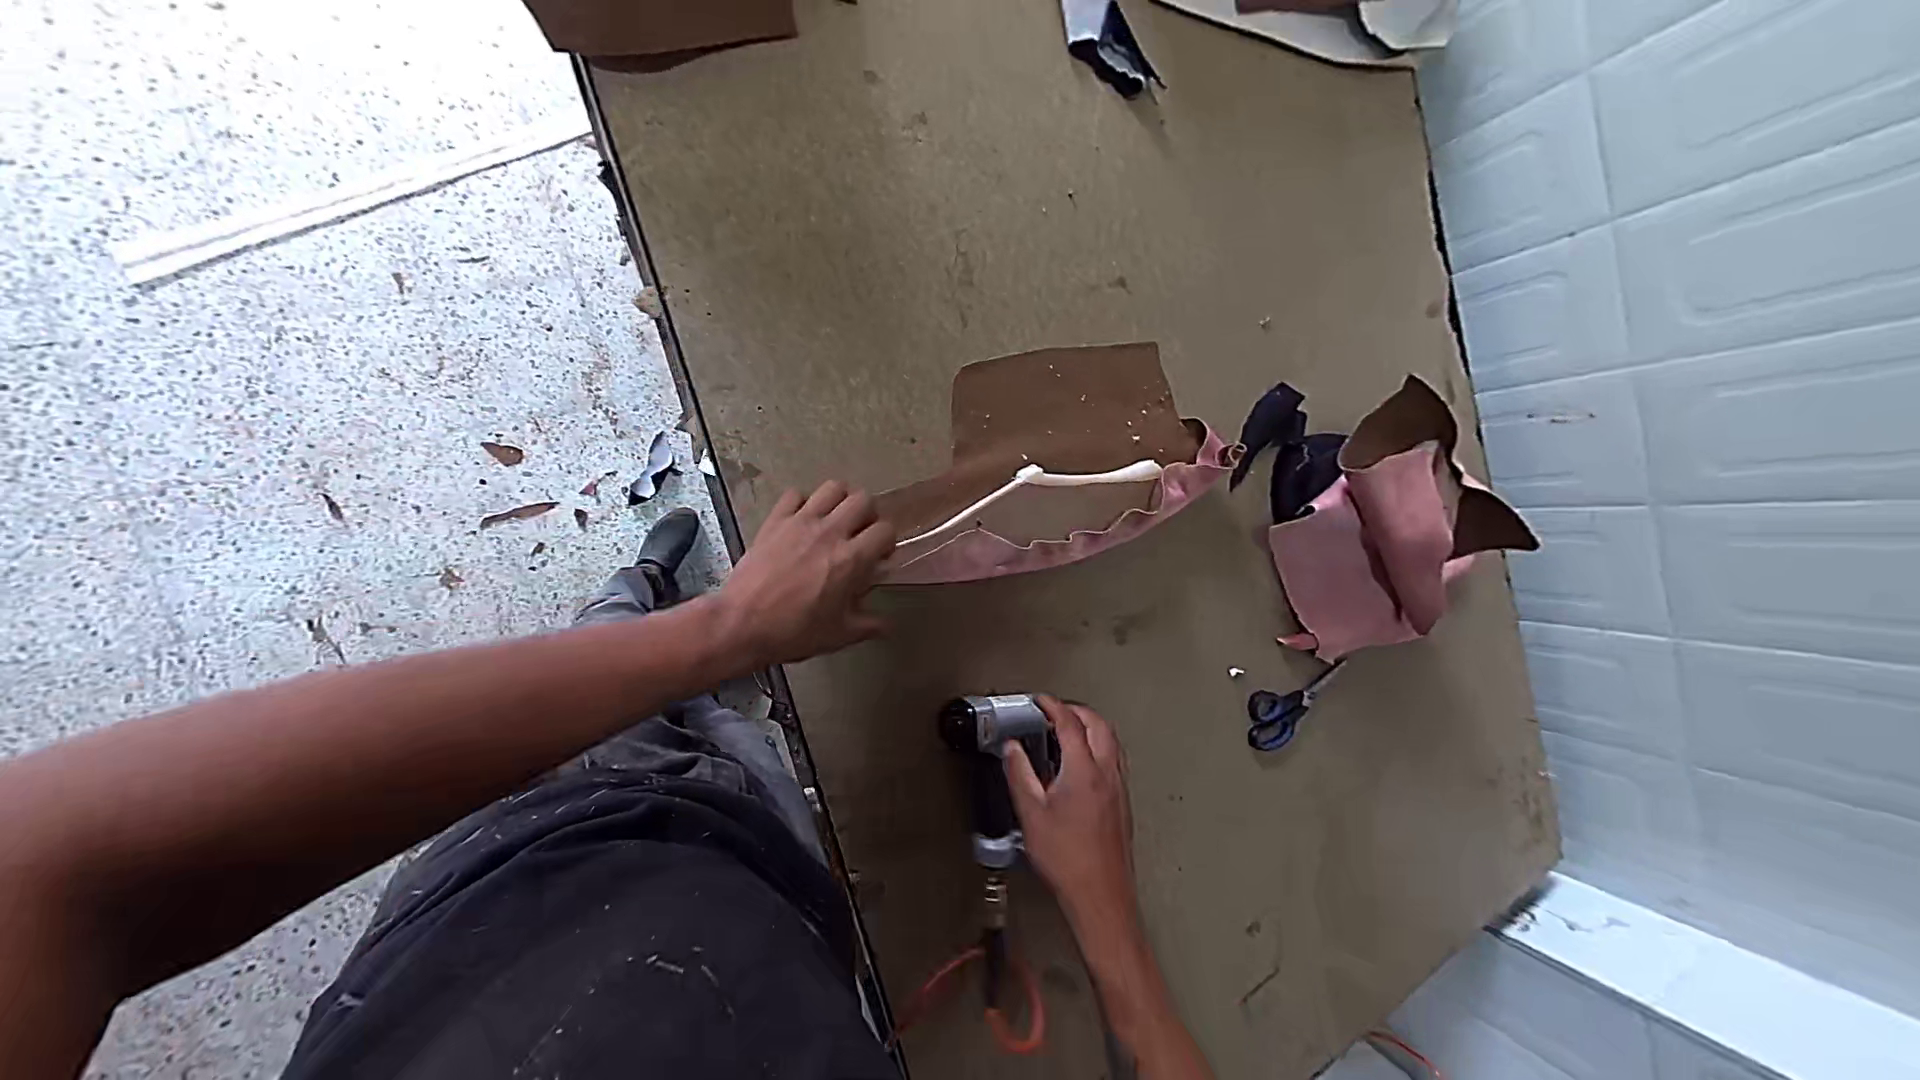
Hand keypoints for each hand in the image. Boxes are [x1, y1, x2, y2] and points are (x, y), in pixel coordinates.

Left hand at [713, 481, 895, 666]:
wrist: (742, 624)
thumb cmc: (794, 632)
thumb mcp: (839, 635)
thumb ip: (868, 625)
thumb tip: (886, 625)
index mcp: (852, 559)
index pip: (885, 530)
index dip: (887, 542)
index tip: (879, 556)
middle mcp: (831, 533)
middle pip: (864, 500)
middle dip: (868, 515)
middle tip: (860, 533)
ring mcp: (801, 522)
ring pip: (833, 488)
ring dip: (840, 501)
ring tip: (835, 520)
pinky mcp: (775, 521)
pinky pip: (795, 495)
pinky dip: (803, 502)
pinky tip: (802, 520)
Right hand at [1004, 696, 1138, 937]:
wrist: (1100, 896)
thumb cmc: (1068, 862)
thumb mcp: (1030, 813)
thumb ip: (1019, 774)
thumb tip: (1012, 750)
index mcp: (1084, 771)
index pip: (1070, 723)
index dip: (1053, 706)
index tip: (1041, 701)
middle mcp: (1107, 775)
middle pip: (1098, 724)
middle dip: (1076, 710)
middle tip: (1055, 710)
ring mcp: (1118, 789)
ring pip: (1111, 741)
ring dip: (1091, 726)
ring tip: (1069, 729)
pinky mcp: (1122, 803)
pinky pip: (1115, 760)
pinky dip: (1099, 746)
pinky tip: (1084, 762)